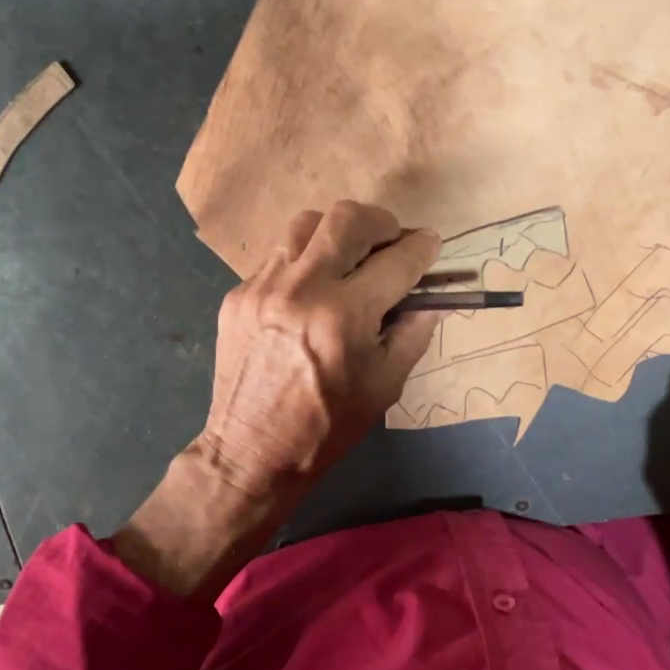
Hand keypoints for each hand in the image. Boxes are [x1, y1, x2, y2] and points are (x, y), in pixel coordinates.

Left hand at [197, 200, 441, 497]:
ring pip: (306, 224)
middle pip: (348, 217)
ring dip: (336, 233)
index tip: (431, 245)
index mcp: (344, 317)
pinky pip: (278, 257)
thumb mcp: (385, 386)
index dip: (422, 248)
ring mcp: (264, 287)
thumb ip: (413, 333)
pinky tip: (311, 293)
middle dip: (381, 223)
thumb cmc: (328, 426)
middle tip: (391, 243)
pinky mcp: (238, 295)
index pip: (397, 260)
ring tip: (348, 259)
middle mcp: (303, 289)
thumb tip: (430, 298)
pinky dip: (304, 264)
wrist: (253, 452)